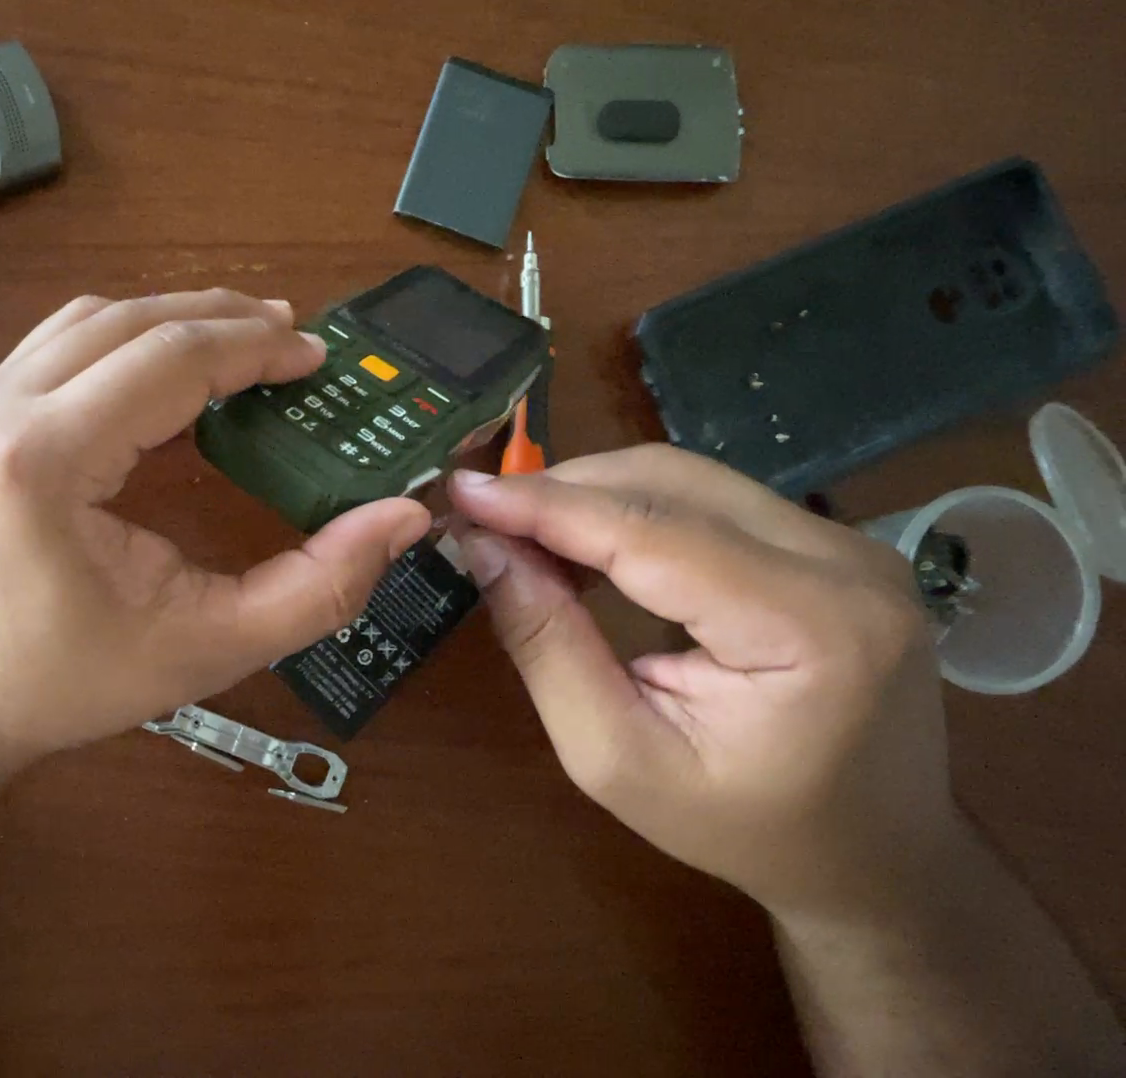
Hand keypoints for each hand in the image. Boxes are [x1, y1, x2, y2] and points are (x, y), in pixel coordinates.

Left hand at [0, 289, 429, 766]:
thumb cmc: (66, 684)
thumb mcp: (206, 648)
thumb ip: (316, 587)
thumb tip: (403, 516)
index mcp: (44, 459)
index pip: (168, 360)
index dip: (254, 348)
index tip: (316, 357)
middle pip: (127, 322)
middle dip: (220, 319)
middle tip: (292, 338)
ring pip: (87, 322)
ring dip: (170, 318)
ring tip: (241, 337)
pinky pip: (56, 349)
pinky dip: (123, 342)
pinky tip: (166, 371)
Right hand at [449, 445, 955, 917]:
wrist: (874, 855)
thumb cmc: (738, 826)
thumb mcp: (613, 756)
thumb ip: (547, 646)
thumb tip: (482, 549)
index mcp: (808, 629)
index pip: (650, 532)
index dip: (545, 505)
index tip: (460, 492)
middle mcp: (843, 564)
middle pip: (669, 483)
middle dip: (560, 491)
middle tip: (480, 522)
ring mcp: (845, 546)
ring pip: (683, 478)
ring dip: (589, 496)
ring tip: (519, 536)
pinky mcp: (827, 547)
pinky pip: (705, 499)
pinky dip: (626, 510)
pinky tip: (581, 546)